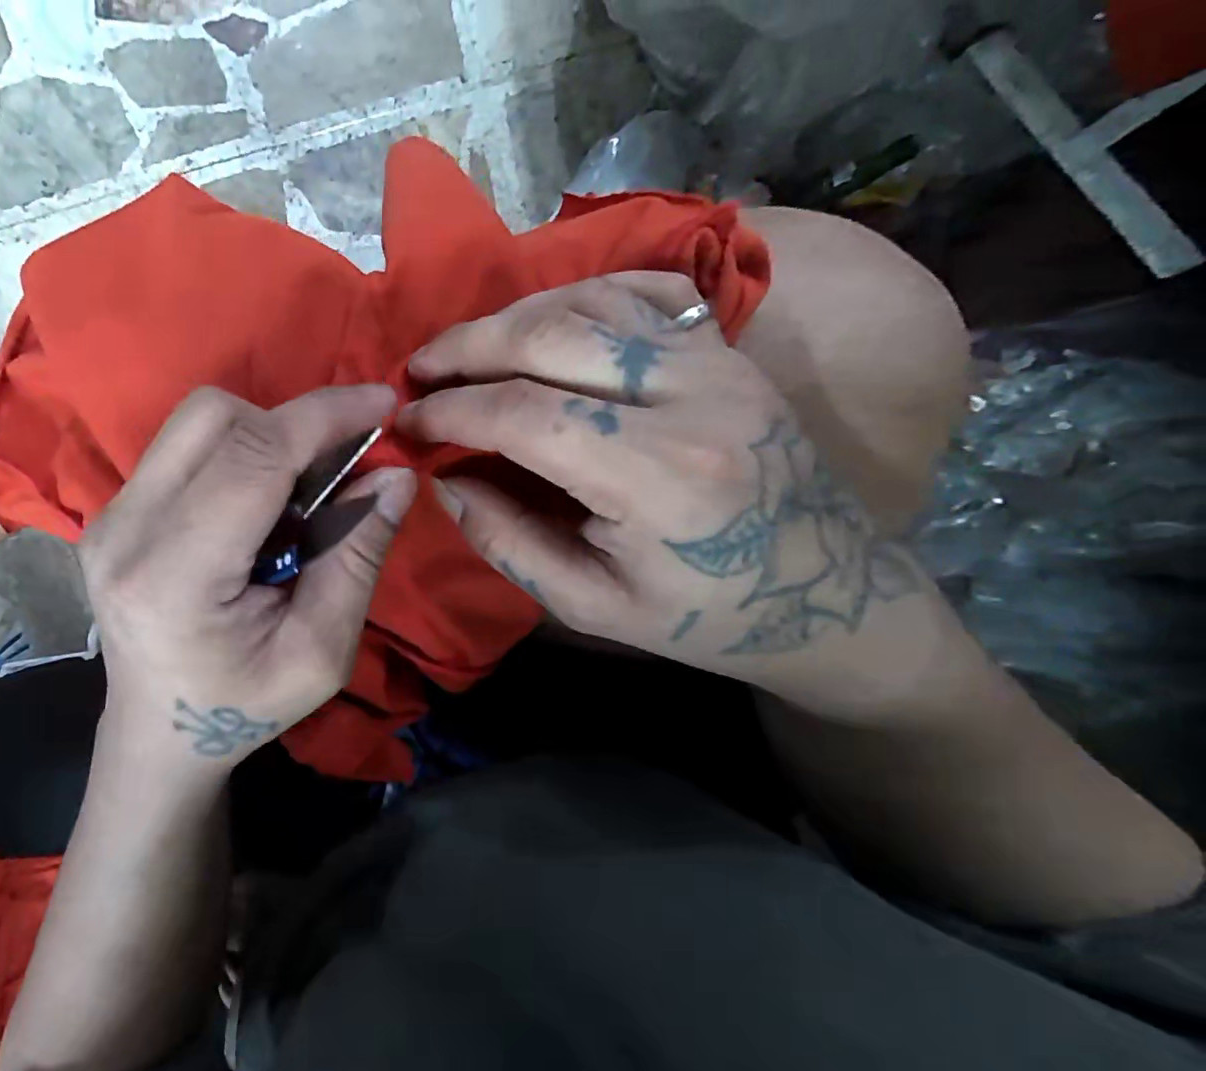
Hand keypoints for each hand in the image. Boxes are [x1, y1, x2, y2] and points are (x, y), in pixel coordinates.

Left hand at [80, 385, 415, 781]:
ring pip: (193, 423)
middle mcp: (125, 533)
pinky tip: (249, 509)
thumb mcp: (320, 653)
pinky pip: (178, 449)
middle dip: (287, 424)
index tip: (381, 404)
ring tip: (289, 496)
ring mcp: (105, 519)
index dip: (323, 417)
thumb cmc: (242, 706)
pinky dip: (230, 456)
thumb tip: (392, 474)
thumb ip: (355, 558)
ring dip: (258, 437)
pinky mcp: (105, 514)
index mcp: (174, 578)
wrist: (158, 730)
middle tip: (331, 468)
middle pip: (212, 417)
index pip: (252, 459)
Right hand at [397, 272, 956, 719]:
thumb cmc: (701, 615)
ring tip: (463, 349)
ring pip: (590, 302)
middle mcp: (693, 398)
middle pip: (553, 337)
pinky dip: (575, 296)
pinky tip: (539, 322)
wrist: (828, 594)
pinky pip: (641, 293)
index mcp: (658, 477)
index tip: (406, 424)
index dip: (451, 412)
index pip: (525, 414)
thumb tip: (443, 478)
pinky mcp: (725, 351)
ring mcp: (717, 362)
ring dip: (510, 318)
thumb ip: (505, 540)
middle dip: (467, 348)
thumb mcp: (587, 604)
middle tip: (417, 370)